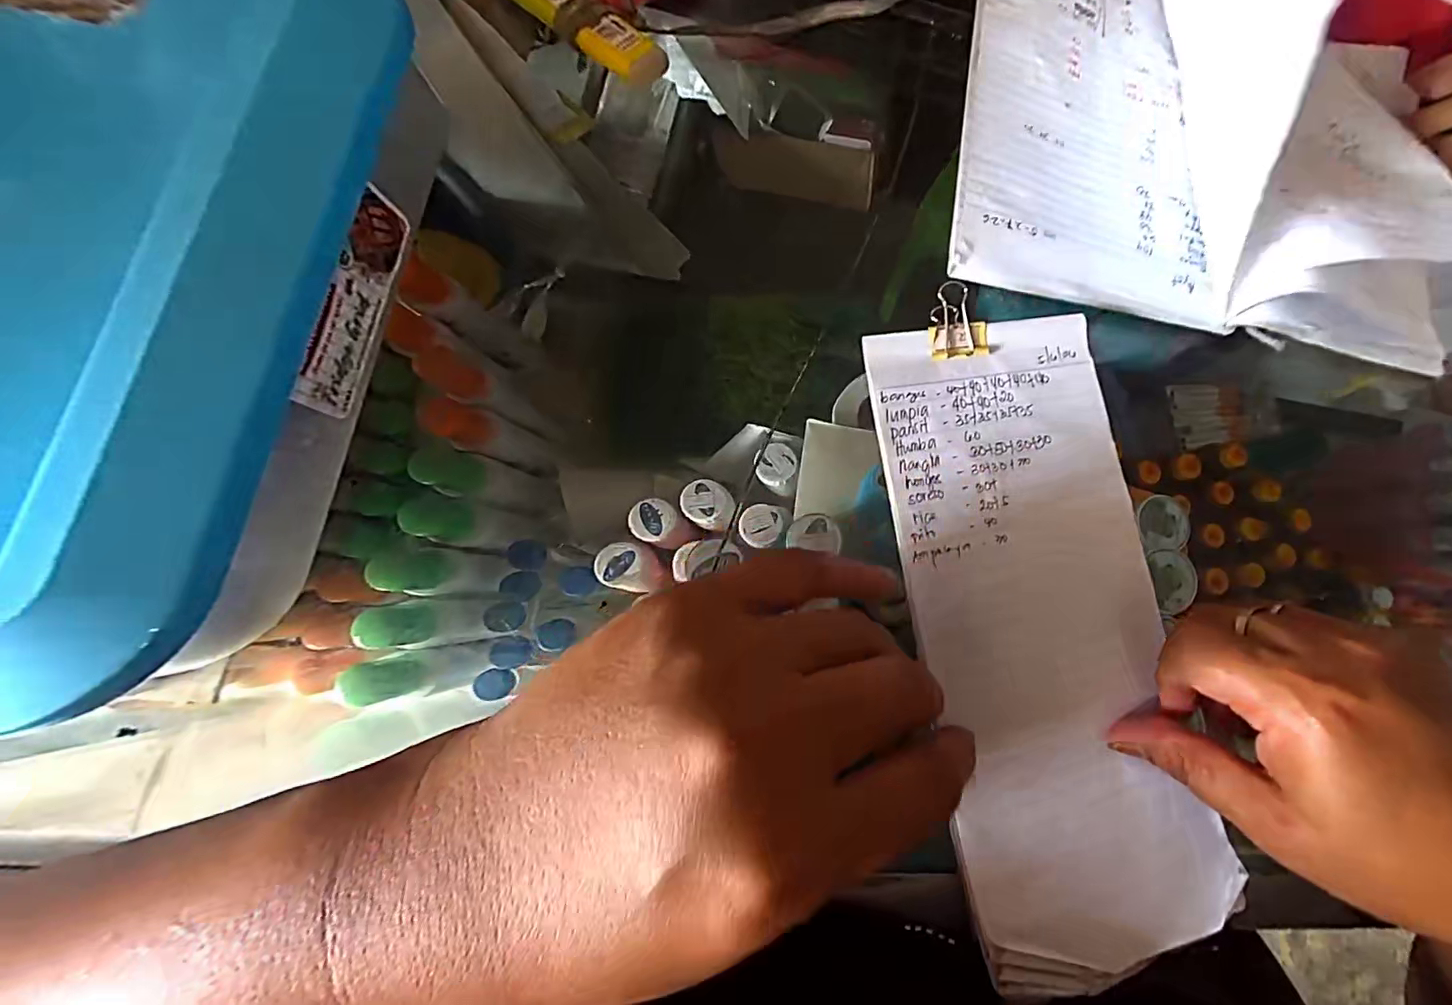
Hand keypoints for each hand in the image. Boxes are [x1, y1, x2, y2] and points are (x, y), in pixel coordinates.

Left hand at [332, 553, 974, 1004]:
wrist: (461, 866)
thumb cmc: (607, 922)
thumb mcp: (748, 924)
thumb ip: (853, 840)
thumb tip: (926, 762)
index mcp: (783, 853)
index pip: (923, 783)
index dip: (947, 765)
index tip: (948, 752)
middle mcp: (762, 745)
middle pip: (901, 695)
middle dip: (919, 708)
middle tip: (903, 717)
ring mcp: (720, 661)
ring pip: (860, 634)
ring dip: (881, 657)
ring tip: (869, 673)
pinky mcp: (686, 608)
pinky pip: (800, 569)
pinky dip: (851, 575)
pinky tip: (876, 586)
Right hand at [1108, 604, 1451, 1004]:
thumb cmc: (1389, 860)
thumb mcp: (1276, 825)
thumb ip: (1192, 762)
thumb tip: (1122, 728)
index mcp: (1302, 700)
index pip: (1196, 638)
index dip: (1170, 673)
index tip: (1186, 718)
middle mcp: (1337, 648)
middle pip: (1224, 613)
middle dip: (1199, 658)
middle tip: (1222, 720)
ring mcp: (1377, 637)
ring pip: (1266, 610)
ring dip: (1243, 649)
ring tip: (1272, 713)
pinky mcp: (1405, 640)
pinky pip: (1316, 621)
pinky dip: (1290, 648)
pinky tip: (1323, 704)